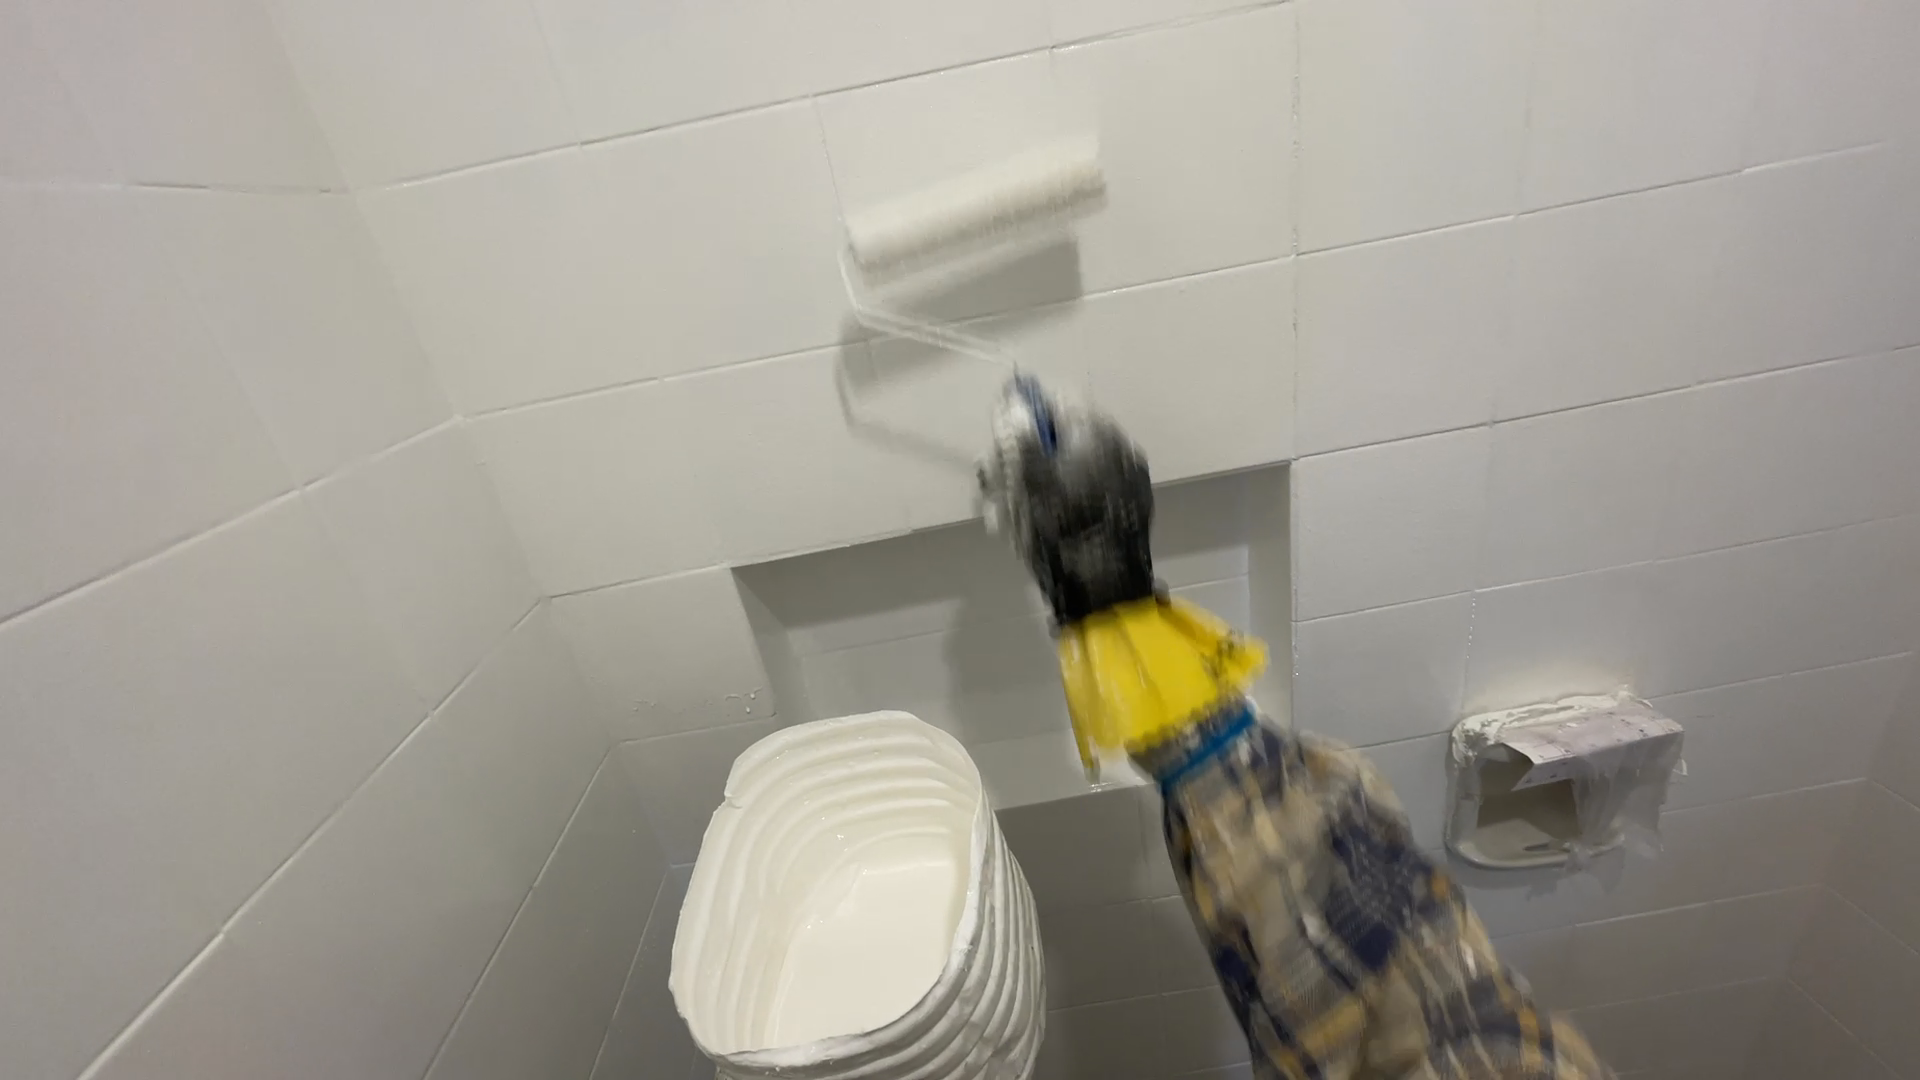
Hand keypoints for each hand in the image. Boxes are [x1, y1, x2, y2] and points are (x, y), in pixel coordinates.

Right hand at [978, 378, 1156, 625]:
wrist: (1105, 589)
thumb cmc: (1058, 530)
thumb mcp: (1024, 479)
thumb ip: (1017, 432)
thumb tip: (1014, 400)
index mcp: (1095, 430)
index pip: (1054, 399)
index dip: (1021, 416)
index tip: (999, 446)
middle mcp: (1118, 446)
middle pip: (1061, 437)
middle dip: (1022, 459)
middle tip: (994, 488)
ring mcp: (1128, 479)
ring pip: (1070, 468)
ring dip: (1034, 485)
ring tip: (1006, 517)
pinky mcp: (1129, 509)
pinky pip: (1087, 493)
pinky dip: (1061, 503)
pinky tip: (1038, 529)